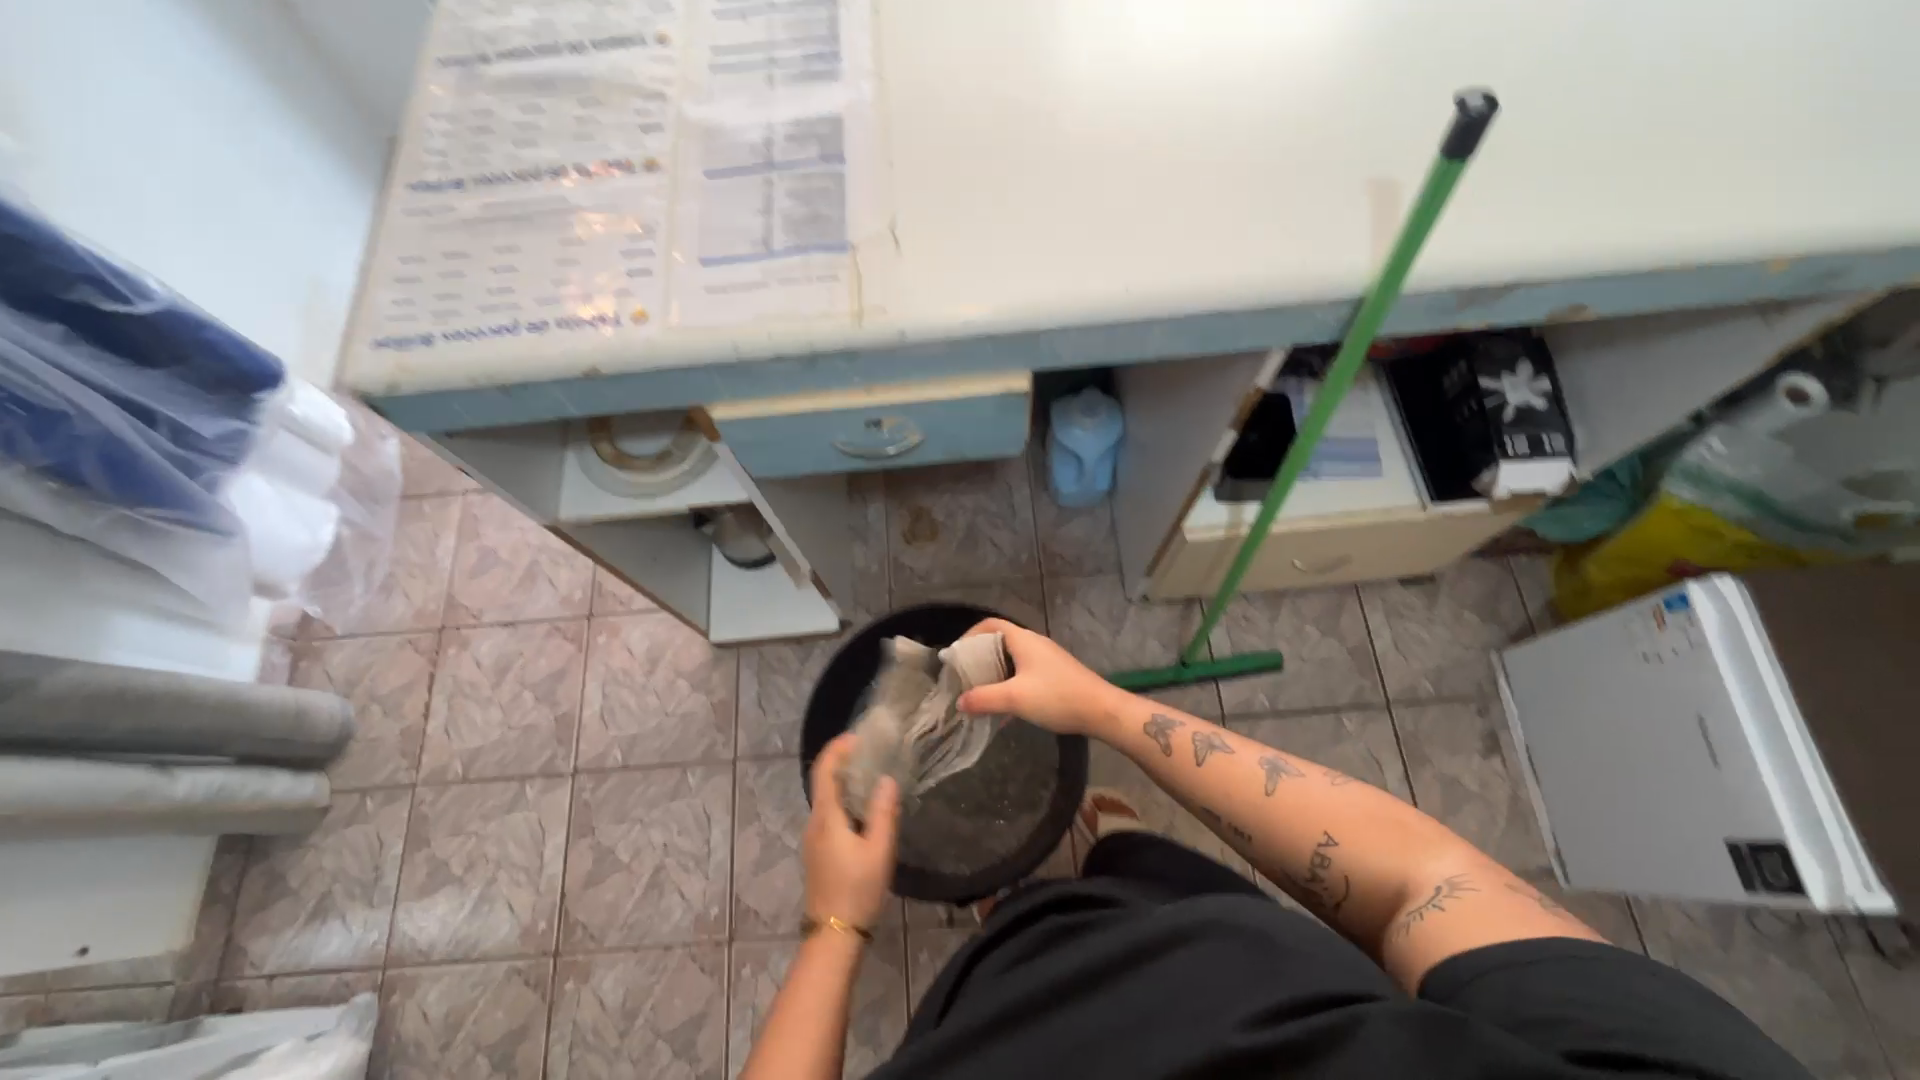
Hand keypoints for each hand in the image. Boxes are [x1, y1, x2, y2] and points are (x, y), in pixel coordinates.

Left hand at [804, 734, 899, 928]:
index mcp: (826, 817)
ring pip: (828, 799)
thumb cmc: (857, 890)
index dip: (838, 748)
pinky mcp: (819, 851)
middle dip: (846, 761)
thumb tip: (887, 779)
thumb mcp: (879, 851)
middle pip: (825, 781)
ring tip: (875, 775)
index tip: (859, 736)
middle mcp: (815, 822)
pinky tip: (867, 808)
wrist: (833, 935)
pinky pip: (830, 814)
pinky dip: (846, 801)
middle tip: (874, 751)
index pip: (825, 770)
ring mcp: (814, 838)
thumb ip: (883, 812)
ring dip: (847, 782)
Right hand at [953, 618, 1125, 736]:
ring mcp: (1046, 659)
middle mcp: (1034, 643)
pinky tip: (1005, 706)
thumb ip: (984, 699)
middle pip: (999, 641)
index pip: (990, 624)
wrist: (1101, 710)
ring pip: (1012, 659)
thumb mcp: (1015, 698)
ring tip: (979, 692)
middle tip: (964, 676)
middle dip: (979, 657)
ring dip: (994, 673)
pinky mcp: (1054, 674)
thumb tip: (959, 702)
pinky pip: (1023, 672)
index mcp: (1023, 640)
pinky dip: (1009, 683)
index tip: (956, 655)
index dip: (970, 635)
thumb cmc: (1057, 697)